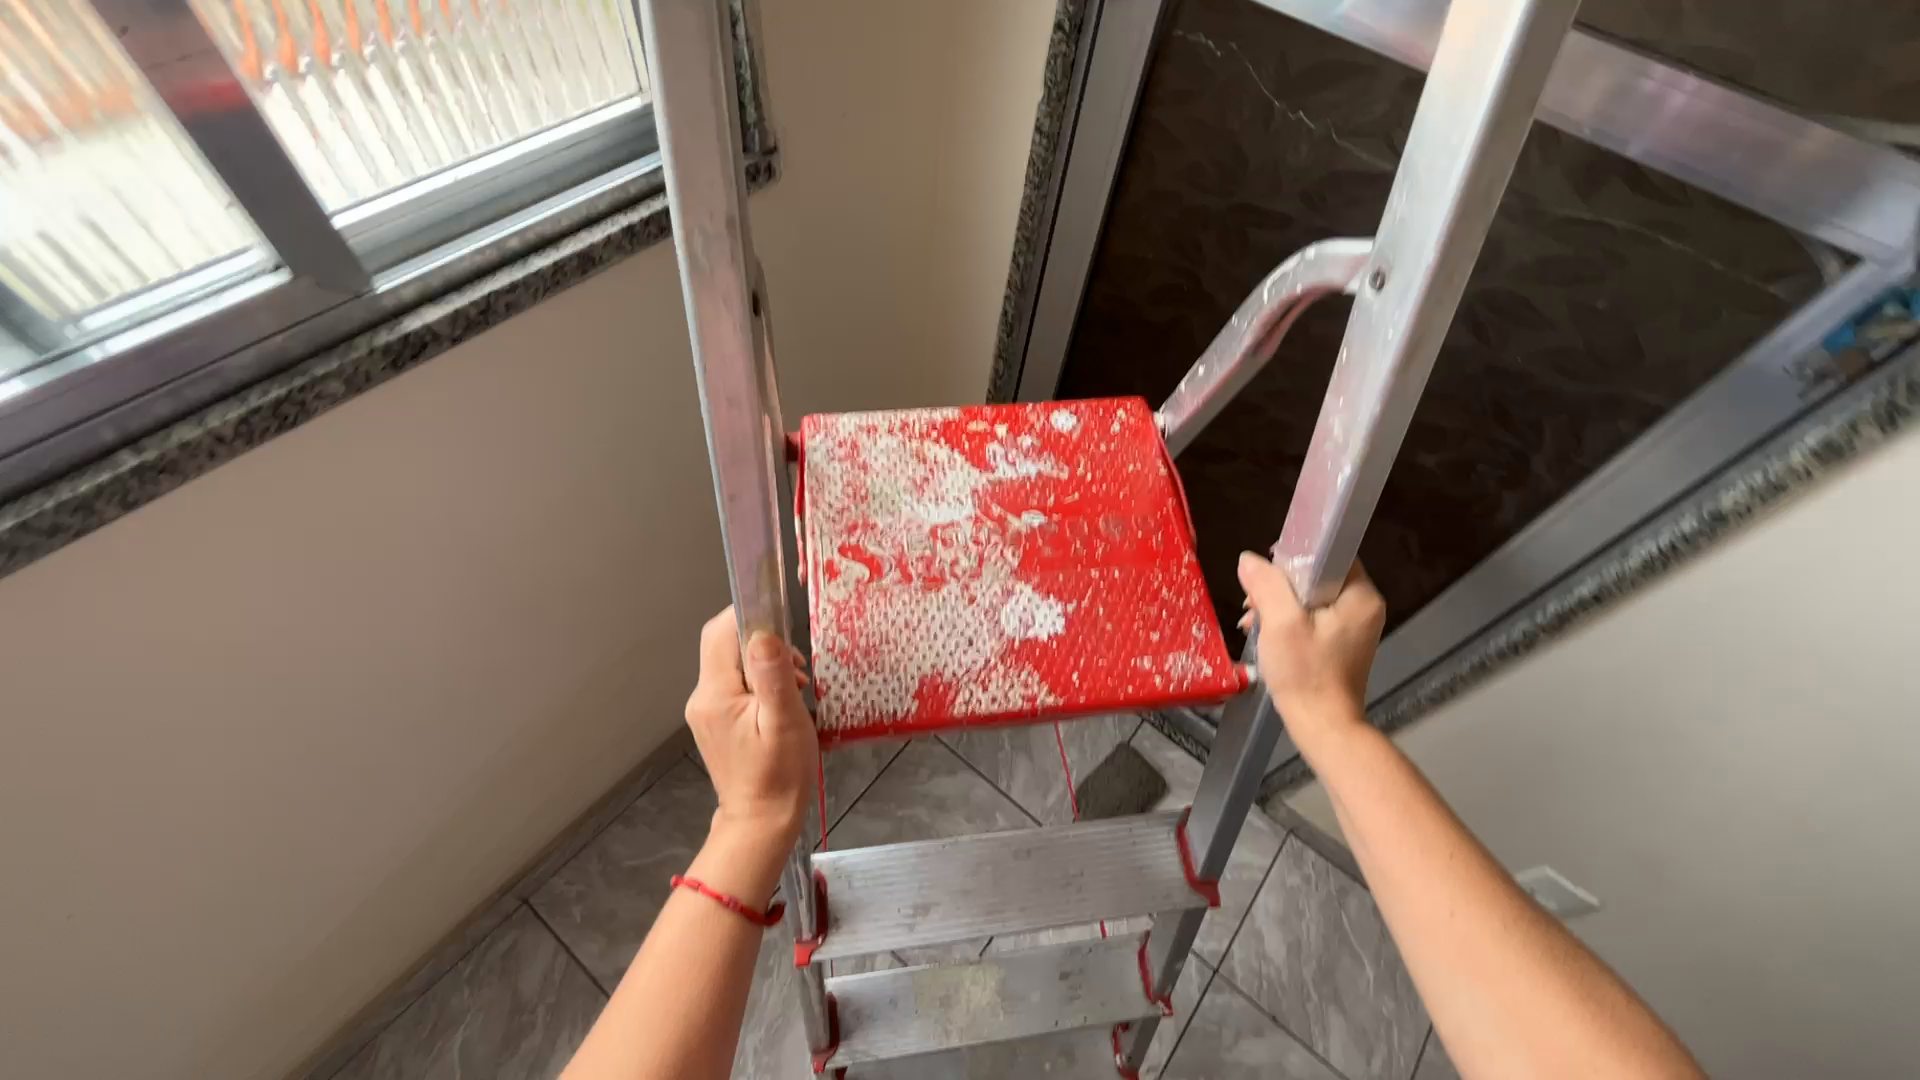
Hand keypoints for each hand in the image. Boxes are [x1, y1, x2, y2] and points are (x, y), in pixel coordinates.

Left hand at [686, 608, 819, 850]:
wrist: (762, 822)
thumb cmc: (779, 773)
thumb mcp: (783, 721)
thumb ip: (772, 675)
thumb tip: (764, 633)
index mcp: (715, 693)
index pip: (720, 632)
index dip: (749, 616)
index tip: (783, 621)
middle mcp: (702, 697)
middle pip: (724, 645)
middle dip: (762, 641)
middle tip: (796, 662)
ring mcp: (707, 711)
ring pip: (732, 664)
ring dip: (764, 663)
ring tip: (797, 684)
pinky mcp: (717, 722)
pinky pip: (735, 685)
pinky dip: (760, 682)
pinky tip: (783, 700)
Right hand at [1237, 553, 1384, 751]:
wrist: (1322, 725)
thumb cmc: (1305, 674)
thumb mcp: (1281, 623)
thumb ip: (1267, 585)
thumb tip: (1249, 559)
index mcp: (1360, 595)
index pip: (1328, 553)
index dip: (1294, 556)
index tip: (1267, 572)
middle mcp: (1363, 606)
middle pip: (1315, 575)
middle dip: (1279, 586)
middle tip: (1253, 603)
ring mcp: (1353, 626)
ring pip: (1309, 596)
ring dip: (1277, 604)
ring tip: (1254, 623)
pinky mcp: (1339, 642)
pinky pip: (1310, 616)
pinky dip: (1286, 620)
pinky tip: (1266, 634)